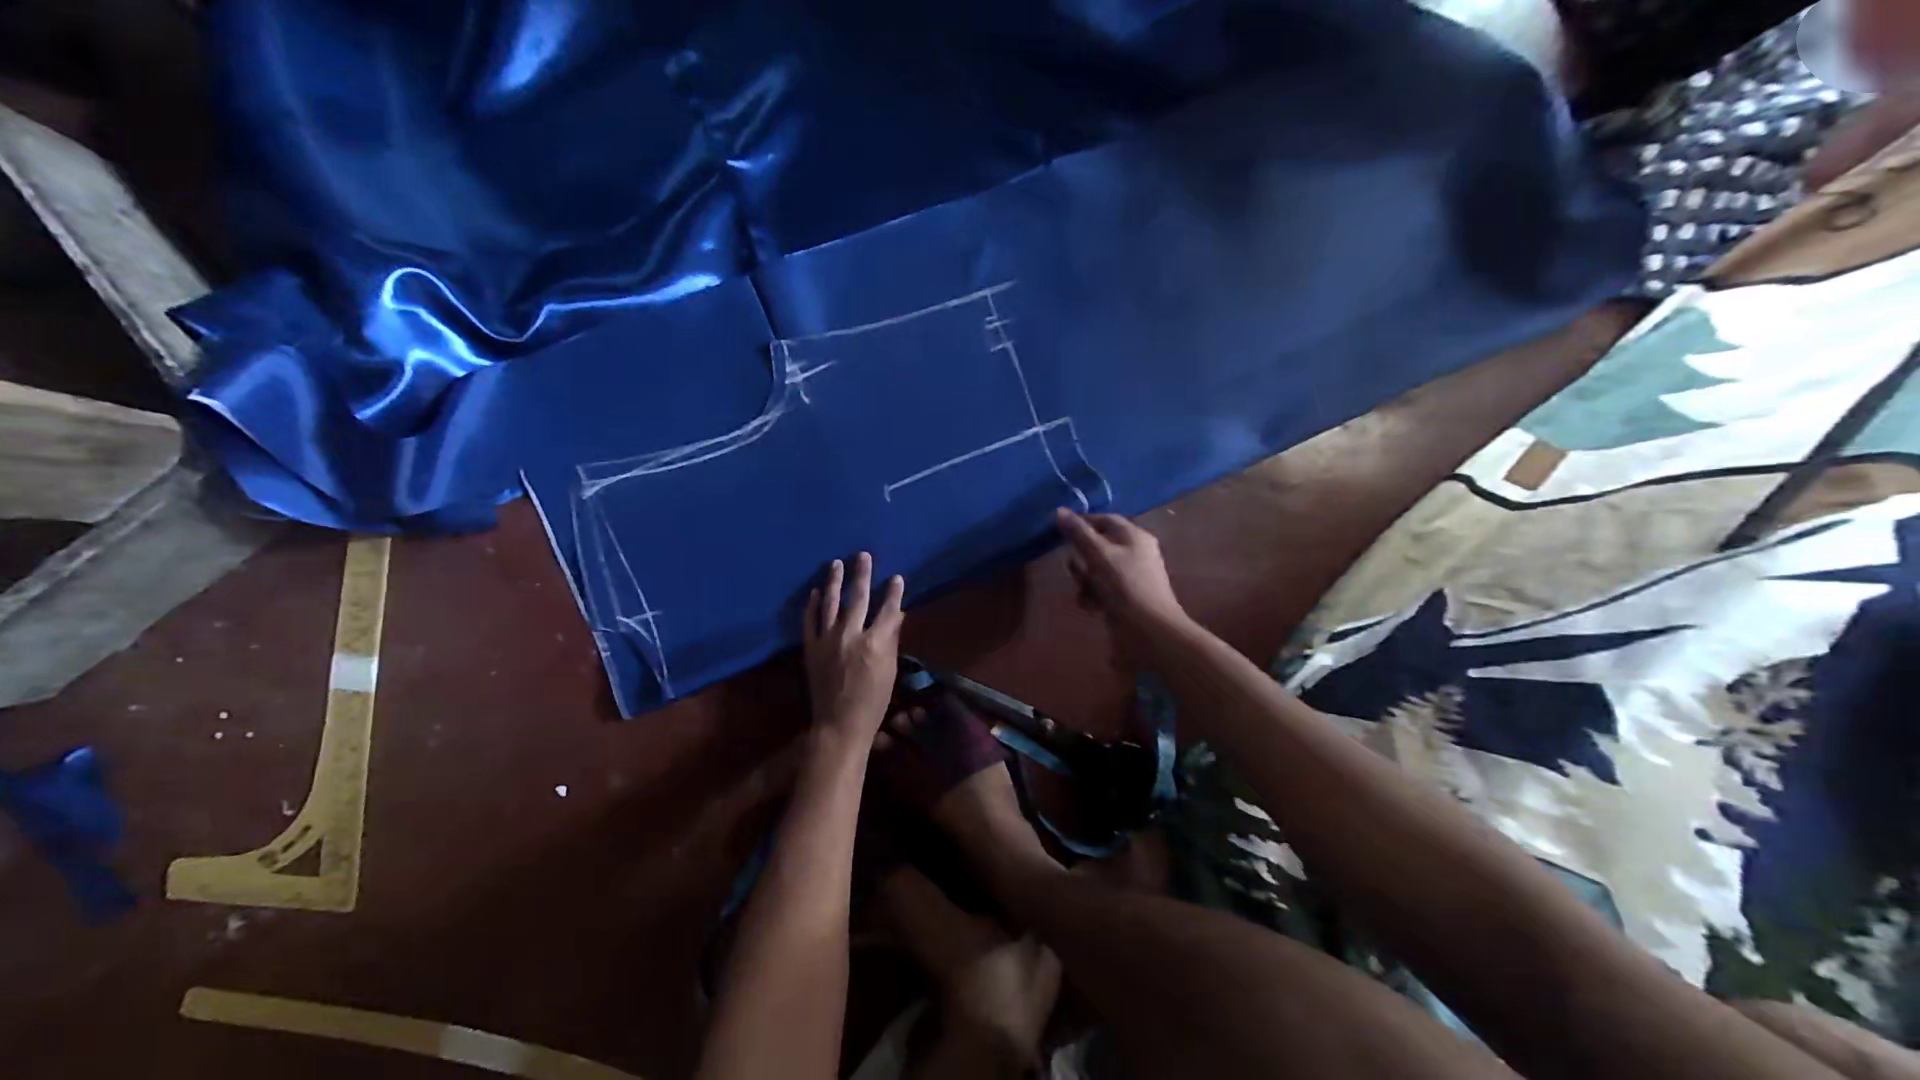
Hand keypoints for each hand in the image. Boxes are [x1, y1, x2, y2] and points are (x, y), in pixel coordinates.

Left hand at [804, 552, 905, 739]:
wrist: (839, 723)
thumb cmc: (873, 701)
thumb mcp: (889, 670)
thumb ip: (890, 639)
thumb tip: (895, 615)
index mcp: (874, 642)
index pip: (887, 609)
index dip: (893, 592)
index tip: (897, 577)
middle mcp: (850, 634)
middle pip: (858, 597)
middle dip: (863, 574)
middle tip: (863, 555)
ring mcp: (827, 639)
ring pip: (830, 602)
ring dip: (834, 581)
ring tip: (837, 564)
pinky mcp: (811, 647)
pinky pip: (810, 620)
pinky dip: (813, 604)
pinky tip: (816, 591)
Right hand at [1056, 508, 1189, 657]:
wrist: (1148, 631)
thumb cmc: (1124, 586)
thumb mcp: (1098, 555)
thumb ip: (1078, 533)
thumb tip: (1059, 510)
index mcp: (1134, 537)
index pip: (1105, 520)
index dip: (1083, 523)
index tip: (1060, 532)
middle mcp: (1135, 554)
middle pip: (1099, 547)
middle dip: (1081, 558)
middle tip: (1072, 567)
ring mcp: (1131, 578)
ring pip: (1098, 570)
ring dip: (1085, 580)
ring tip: (1082, 591)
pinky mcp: (1126, 599)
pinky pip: (1103, 590)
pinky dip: (1093, 596)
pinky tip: (1090, 606)